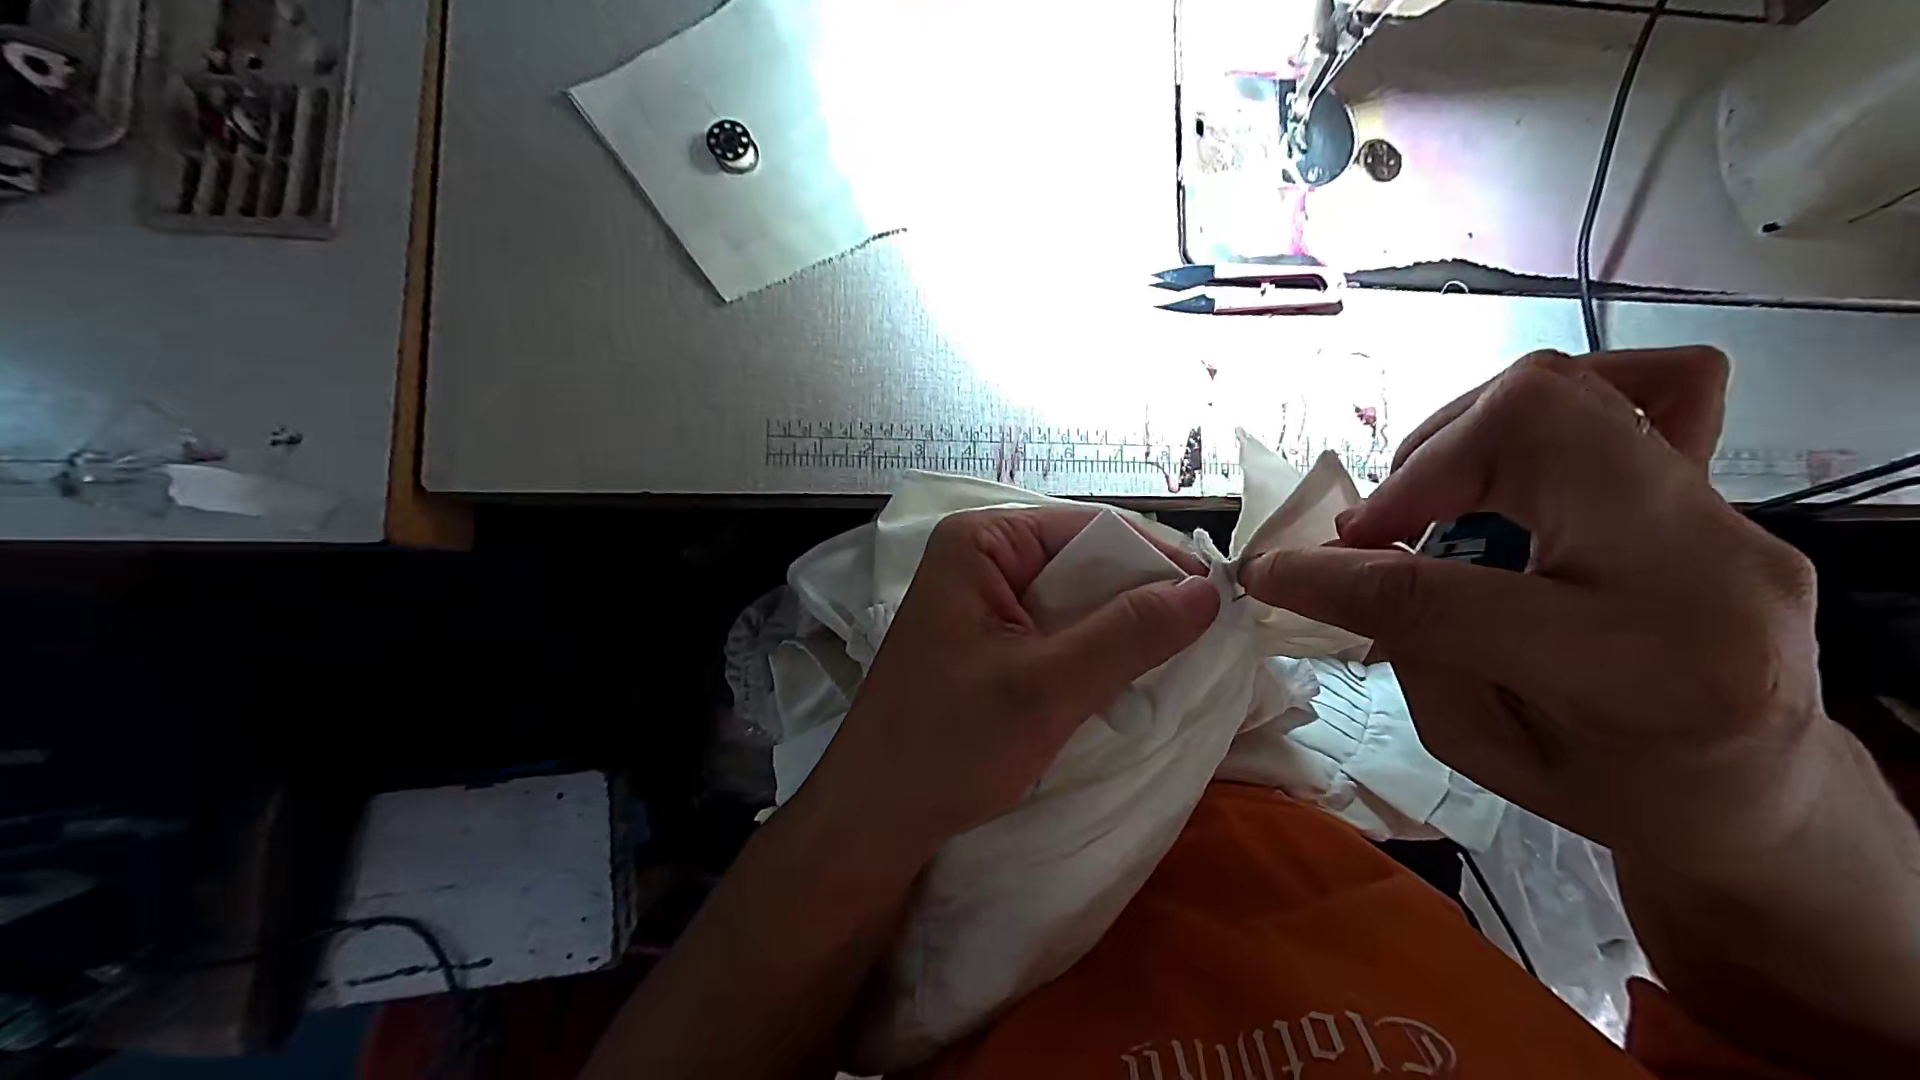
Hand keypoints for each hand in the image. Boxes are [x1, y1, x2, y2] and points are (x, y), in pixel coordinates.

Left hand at [810, 507, 1219, 845]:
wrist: (876, 817)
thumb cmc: (948, 745)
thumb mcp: (1047, 687)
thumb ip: (1129, 634)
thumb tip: (1209, 589)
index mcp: (980, 542)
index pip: (1089, 528)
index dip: (1155, 560)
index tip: (1216, 600)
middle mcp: (981, 559)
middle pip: (1084, 562)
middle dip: (1136, 601)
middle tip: (1197, 642)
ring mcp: (982, 601)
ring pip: (1075, 601)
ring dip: (1117, 633)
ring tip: (1165, 666)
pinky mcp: (988, 641)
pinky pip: (1057, 631)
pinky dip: (1091, 655)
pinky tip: (1118, 682)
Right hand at [1239, 347, 1834, 870]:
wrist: (1759, 788)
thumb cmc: (1607, 787)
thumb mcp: (1474, 743)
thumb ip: (1402, 640)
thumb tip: (1331, 563)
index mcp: (1635, 668)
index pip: (1438, 593)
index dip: (1327, 576)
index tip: (1265, 571)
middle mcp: (1701, 564)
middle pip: (1529, 425)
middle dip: (1414, 471)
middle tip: (1370, 531)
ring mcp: (1721, 511)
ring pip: (1562, 390)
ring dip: (1452, 441)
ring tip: (1422, 504)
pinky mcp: (1713, 485)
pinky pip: (1651, 385)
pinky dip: (1542, 407)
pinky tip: (1498, 459)